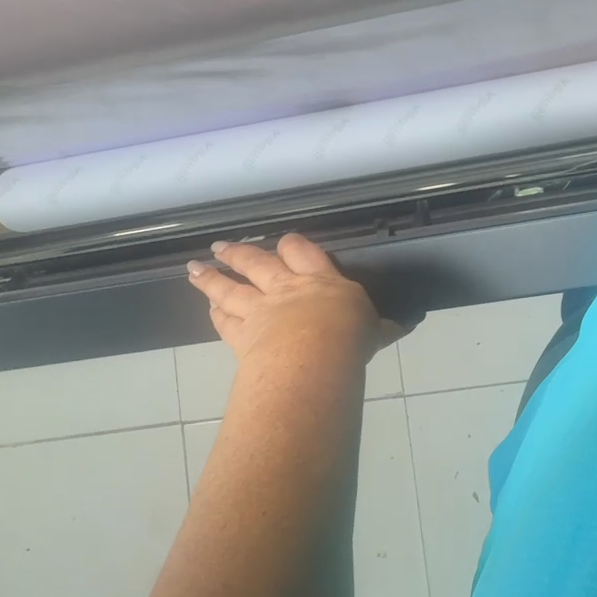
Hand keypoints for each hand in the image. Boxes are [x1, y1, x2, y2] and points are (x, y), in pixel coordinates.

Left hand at [187, 234, 404, 370]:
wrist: (314, 355)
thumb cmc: (349, 336)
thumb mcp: (373, 331)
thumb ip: (380, 329)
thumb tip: (401, 328)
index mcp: (321, 281)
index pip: (303, 253)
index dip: (292, 246)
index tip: (284, 241)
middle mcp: (287, 289)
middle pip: (258, 263)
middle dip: (240, 253)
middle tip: (220, 245)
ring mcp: (260, 311)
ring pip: (231, 288)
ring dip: (212, 277)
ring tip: (195, 267)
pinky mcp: (242, 335)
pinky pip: (225, 321)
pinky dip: (215, 313)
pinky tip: (208, 305)